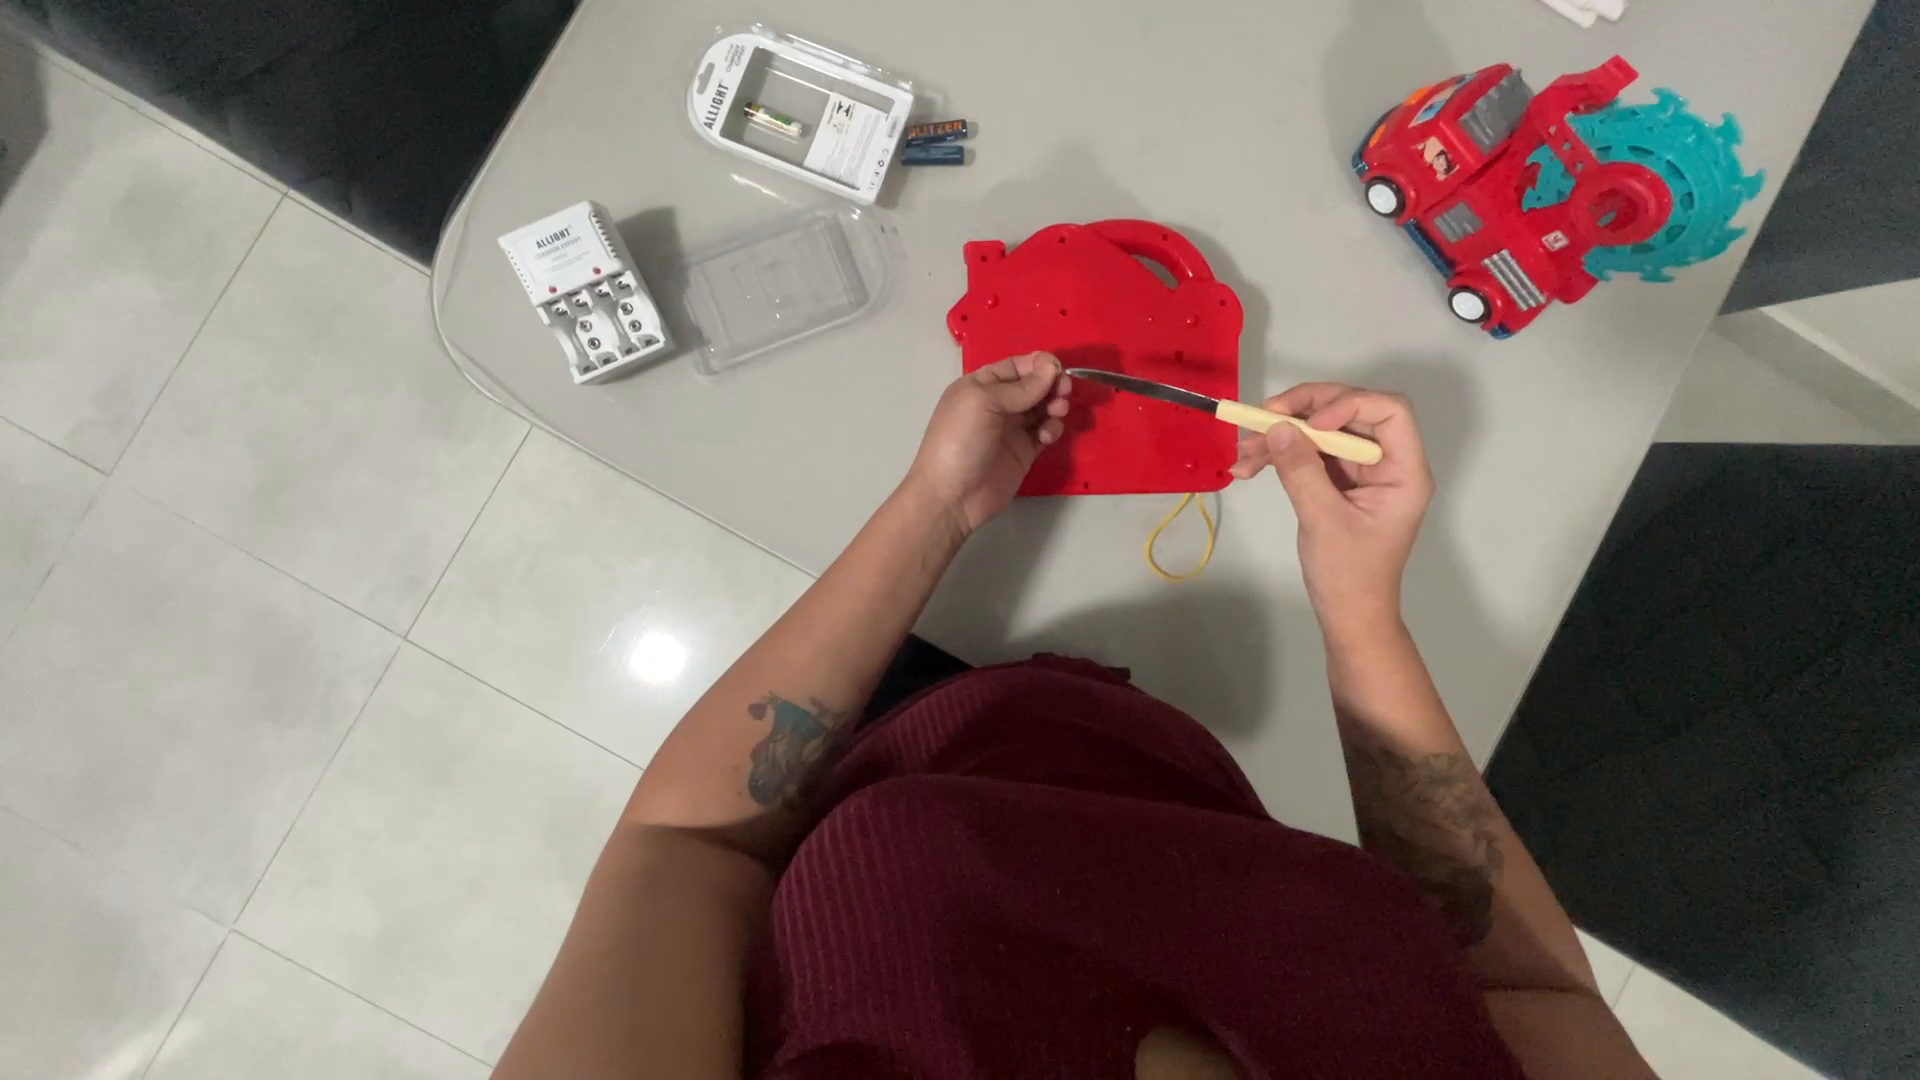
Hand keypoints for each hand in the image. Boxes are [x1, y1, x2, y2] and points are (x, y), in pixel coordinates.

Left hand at [903, 352, 1072, 536]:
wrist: (952, 496)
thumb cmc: (959, 441)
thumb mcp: (983, 403)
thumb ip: (1020, 387)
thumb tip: (1052, 367)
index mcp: (980, 386)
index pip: (1015, 366)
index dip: (1038, 364)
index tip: (1058, 369)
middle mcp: (996, 404)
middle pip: (1033, 385)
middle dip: (1051, 384)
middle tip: (1063, 392)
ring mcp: (1011, 429)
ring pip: (1042, 408)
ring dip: (1054, 405)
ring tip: (1056, 412)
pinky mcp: (1024, 452)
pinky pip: (1045, 432)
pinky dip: (1052, 429)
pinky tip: (1046, 437)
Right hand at [1230, 384, 1433, 634]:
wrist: (1347, 613)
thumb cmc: (1349, 574)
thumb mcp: (1323, 521)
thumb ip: (1302, 471)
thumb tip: (1277, 428)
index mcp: (1403, 470)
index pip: (1388, 412)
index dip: (1349, 404)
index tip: (1309, 423)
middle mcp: (1385, 463)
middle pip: (1349, 413)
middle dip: (1304, 411)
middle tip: (1264, 415)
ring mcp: (1358, 472)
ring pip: (1321, 433)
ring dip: (1280, 436)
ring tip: (1243, 451)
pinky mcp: (1334, 482)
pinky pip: (1306, 454)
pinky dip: (1277, 456)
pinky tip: (1247, 467)